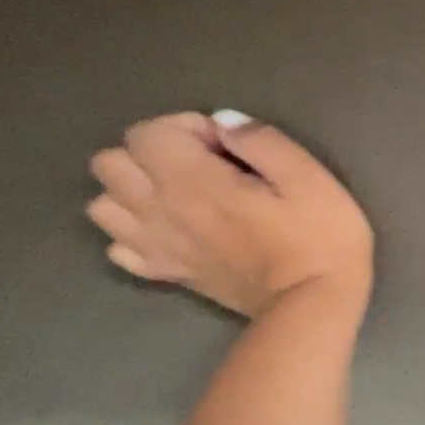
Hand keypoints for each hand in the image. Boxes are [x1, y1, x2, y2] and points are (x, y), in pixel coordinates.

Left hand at [87, 112, 373, 317]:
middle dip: (154, 152)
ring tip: (189, 195)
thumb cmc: (320, 235)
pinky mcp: (161, 270)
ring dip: (137, 189)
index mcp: (193, 182)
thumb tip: (227, 122)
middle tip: (209, 165)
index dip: (188, 126)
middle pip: (111, 162)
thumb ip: (265, 142)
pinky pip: (117, 242)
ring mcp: (153, 245)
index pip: (148, 133)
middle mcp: (158, 210)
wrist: (312, 301)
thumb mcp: (312, 178)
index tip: (233, 145)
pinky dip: (137, 228)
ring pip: (104, 202)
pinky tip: (178, 229)